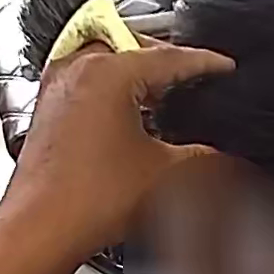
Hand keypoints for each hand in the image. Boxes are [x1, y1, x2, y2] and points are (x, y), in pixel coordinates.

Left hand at [0, 42, 233, 266]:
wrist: (46, 225)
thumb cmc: (89, 198)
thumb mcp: (168, 174)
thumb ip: (206, 157)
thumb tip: (226, 156)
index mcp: (108, 74)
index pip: (169, 57)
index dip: (205, 62)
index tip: (224, 66)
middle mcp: (77, 71)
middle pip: (133, 48)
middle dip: (169, 60)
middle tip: (197, 73)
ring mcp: (59, 89)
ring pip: (109, 63)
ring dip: (141, 75)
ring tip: (168, 93)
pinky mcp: (52, 112)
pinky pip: (91, 84)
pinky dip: (118, 91)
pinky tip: (135, 116)